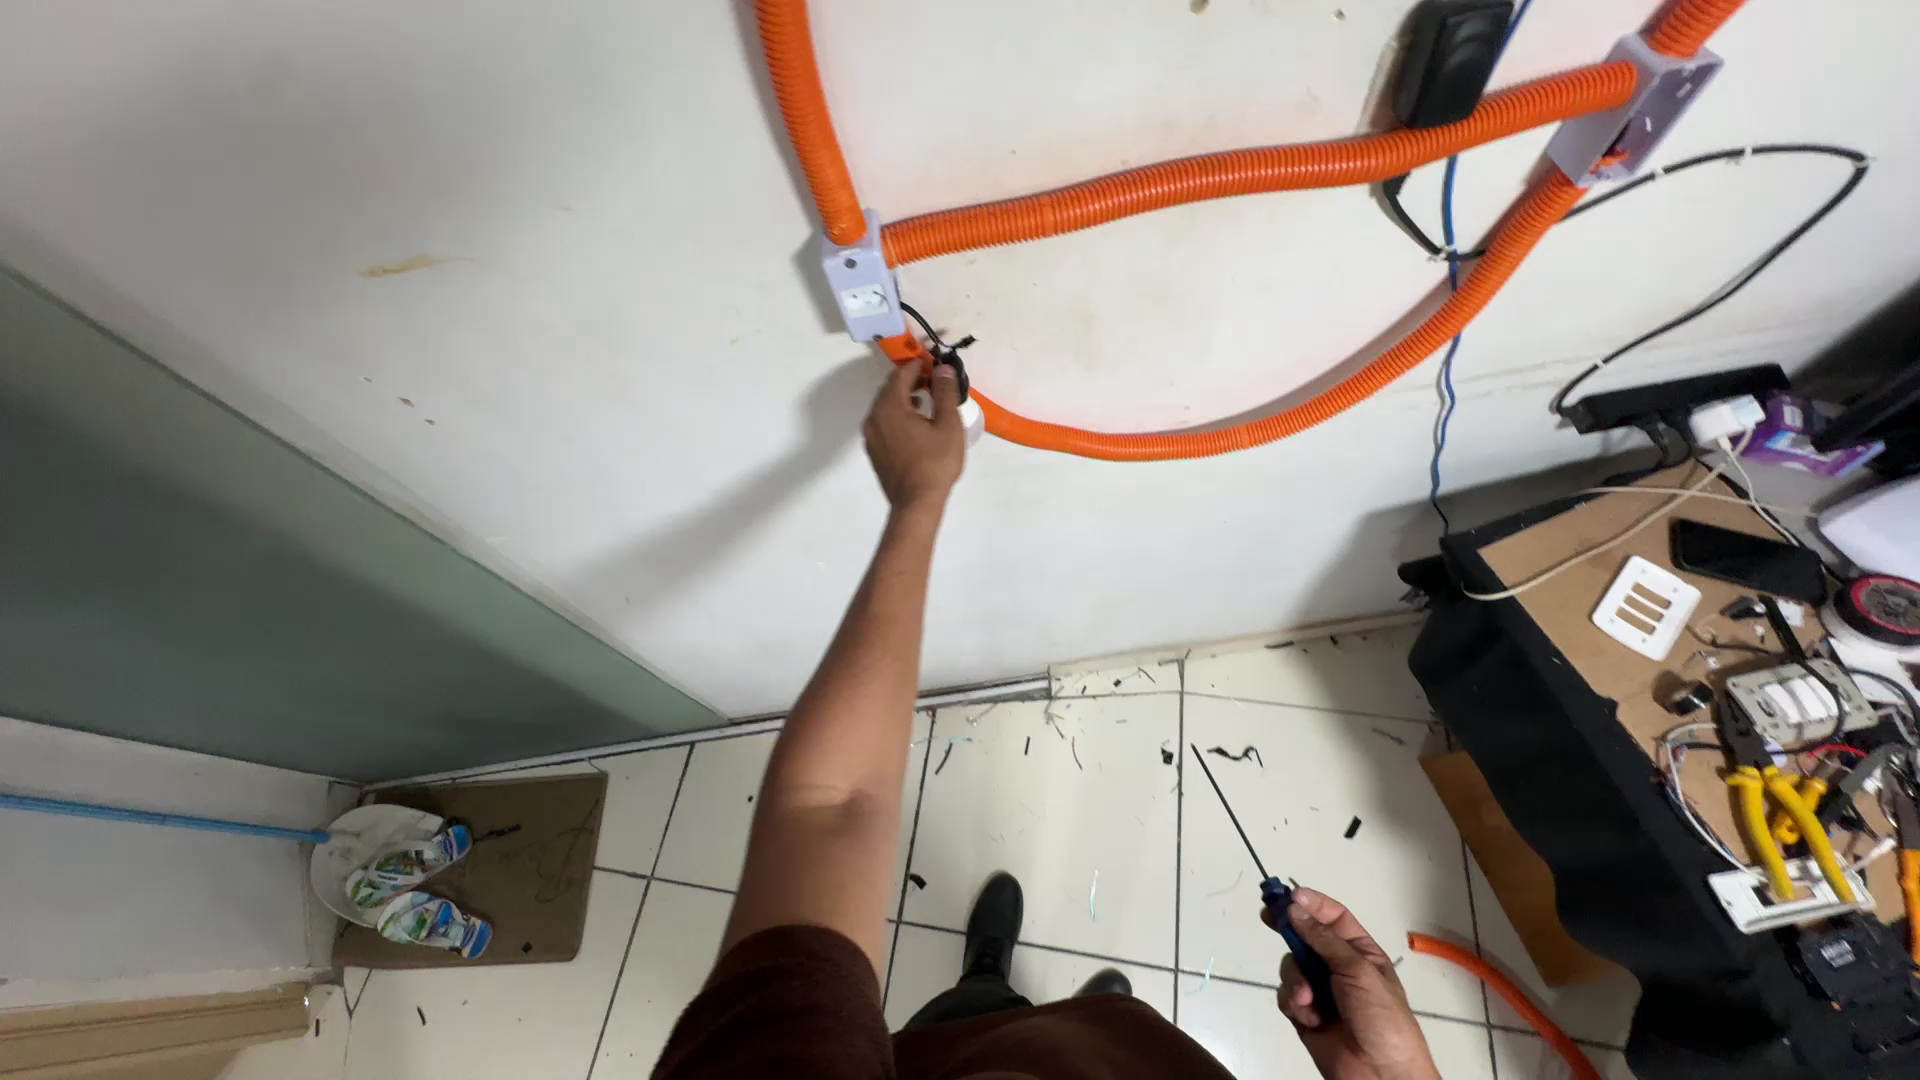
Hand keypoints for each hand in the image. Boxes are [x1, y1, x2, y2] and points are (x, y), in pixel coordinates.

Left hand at [863, 360, 964, 512]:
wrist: (916, 503)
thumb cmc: (935, 463)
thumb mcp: (948, 425)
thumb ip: (944, 392)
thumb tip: (942, 368)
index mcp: (890, 407)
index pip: (901, 375)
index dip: (918, 366)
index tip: (935, 365)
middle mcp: (873, 417)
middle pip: (890, 389)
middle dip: (910, 381)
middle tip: (932, 382)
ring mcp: (870, 436)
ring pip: (885, 407)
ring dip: (904, 399)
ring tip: (926, 402)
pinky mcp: (873, 451)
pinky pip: (883, 423)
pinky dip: (897, 416)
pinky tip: (915, 425)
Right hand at [1263, 888, 1438, 1079]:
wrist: (1382, 1076)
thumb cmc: (1381, 1018)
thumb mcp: (1359, 971)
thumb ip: (1323, 939)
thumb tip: (1294, 907)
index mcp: (1359, 953)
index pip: (1333, 917)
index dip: (1312, 903)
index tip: (1288, 896)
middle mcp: (1337, 967)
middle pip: (1305, 936)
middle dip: (1288, 929)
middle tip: (1268, 917)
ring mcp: (1320, 990)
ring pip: (1291, 965)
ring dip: (1296, 978)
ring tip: (1308, 998)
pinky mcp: (1306, 1013)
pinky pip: (1287, 994)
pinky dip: (1294, 1002)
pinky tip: (1309, 1016)